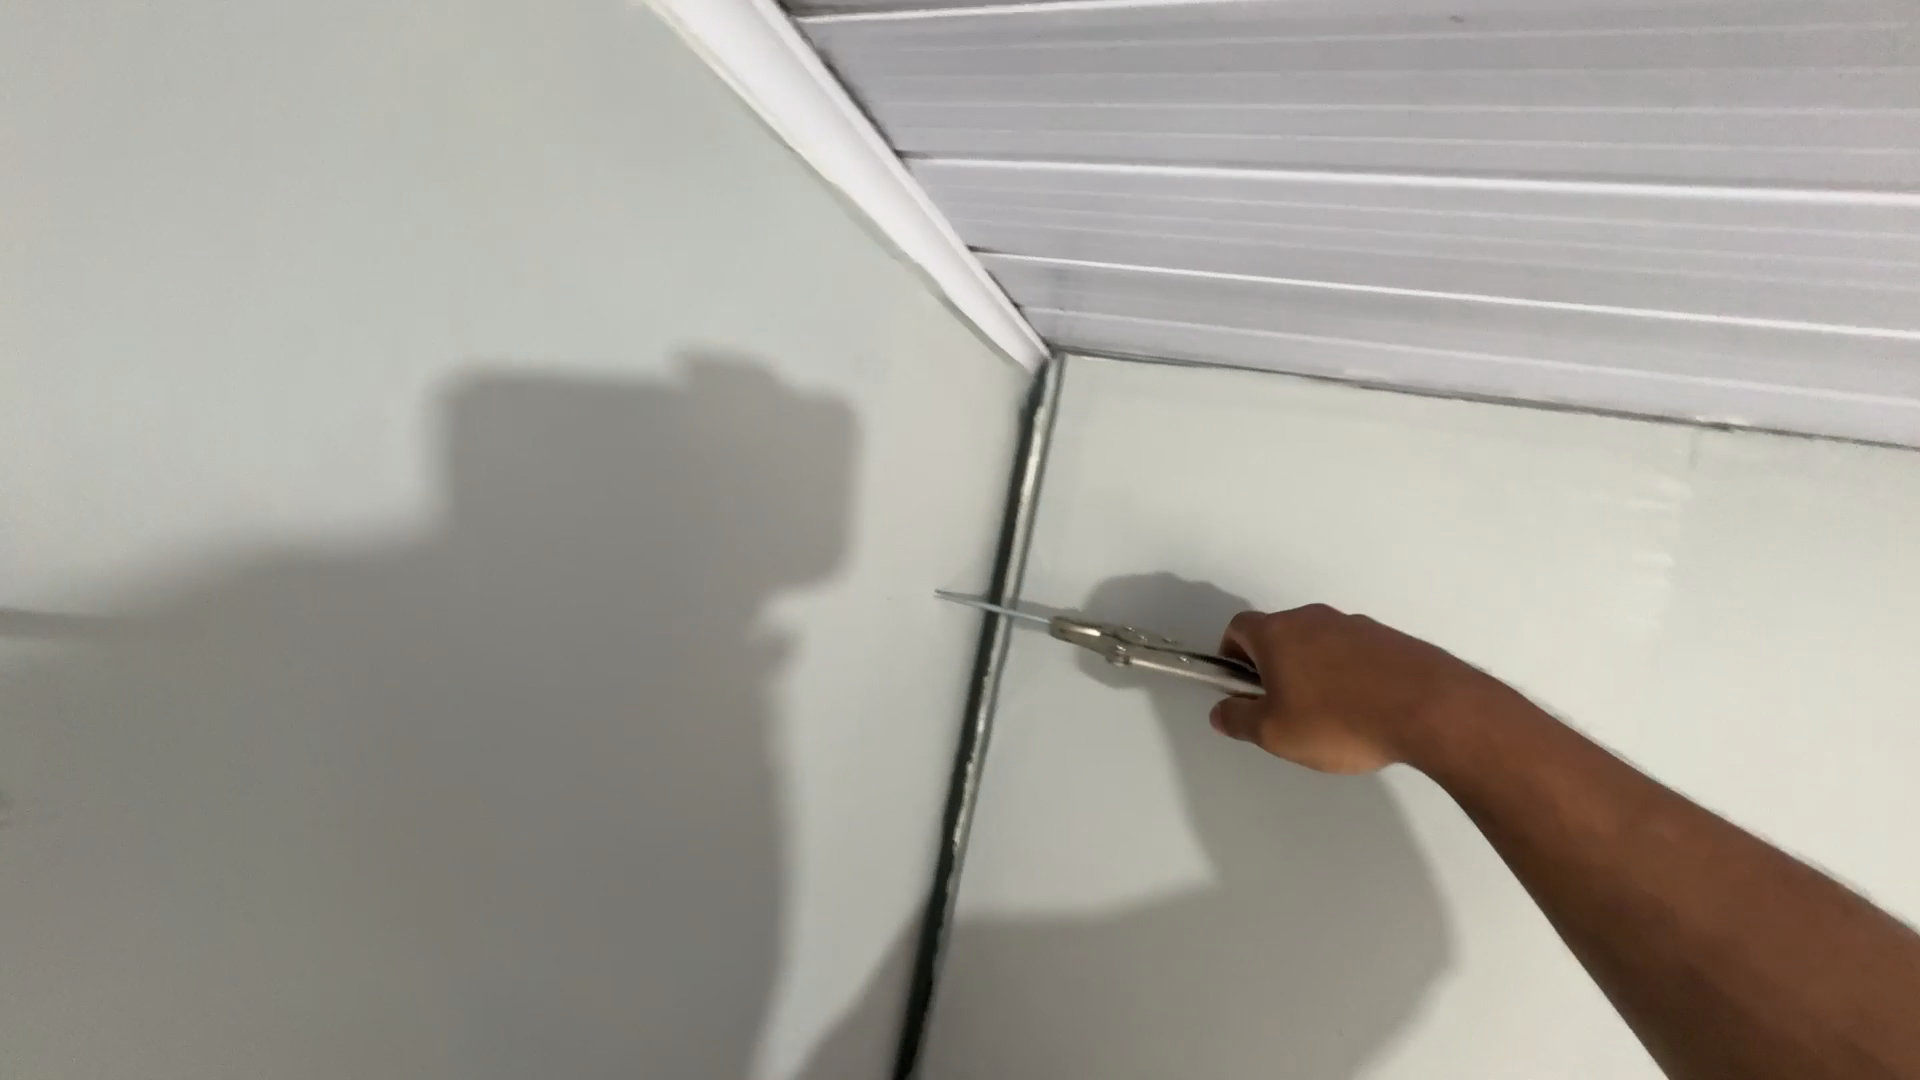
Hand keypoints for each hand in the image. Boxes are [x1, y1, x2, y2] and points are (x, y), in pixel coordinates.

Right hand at [1210, 604, 1494, 773]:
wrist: (1432, 710)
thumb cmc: (1338, 720)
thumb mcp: (1274, 733)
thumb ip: (1238, 720)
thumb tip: (1220, 712)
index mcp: (1277, 633)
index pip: (1237, 628)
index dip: (1231, 655)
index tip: (1242, 686)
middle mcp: (1312, 619)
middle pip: (1280, 634)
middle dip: (1274, 666)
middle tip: (1283, 707)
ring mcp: (1356, 626)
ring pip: (1320, 643)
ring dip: (1315, 670)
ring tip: (1332, 716)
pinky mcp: (1392, 640)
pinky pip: (1356, 654)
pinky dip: (1351, 675)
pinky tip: (1367, 711)